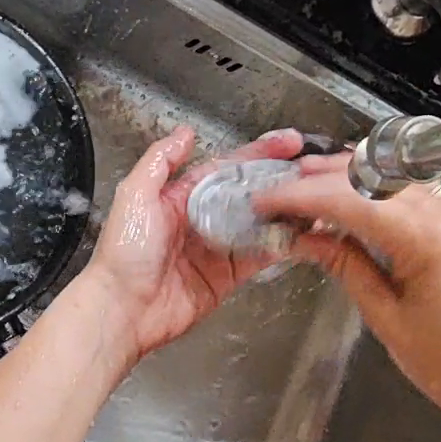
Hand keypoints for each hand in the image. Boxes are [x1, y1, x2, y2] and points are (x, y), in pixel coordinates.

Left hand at [76, 125, 305, 364]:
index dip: (256, 154)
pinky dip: (280, 245)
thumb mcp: (135, 195)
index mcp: (179, 197)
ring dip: (285, 211)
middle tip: (312, 167)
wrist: (123, 309)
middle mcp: (200, 219)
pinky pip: (258, 257)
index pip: (225, 168)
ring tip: (316, 197)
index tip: (286, 141)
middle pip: (247, 194)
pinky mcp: (226, 277)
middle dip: (278, 179)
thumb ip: (160, 162)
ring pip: (257, 224)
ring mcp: (216, 249)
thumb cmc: (124, 251)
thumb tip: (185, 132)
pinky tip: (303, 232)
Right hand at [251, 155, 440, 441]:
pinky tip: (356, 201)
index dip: (301, 196)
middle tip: (280, 188)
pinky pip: (420, 193)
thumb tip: (303, 237)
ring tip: (308, 185)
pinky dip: (382, 190)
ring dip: (350, 178)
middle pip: (373, 178)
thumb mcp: (384, 317)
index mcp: (428, 241)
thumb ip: (345, 266)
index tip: (266, 201)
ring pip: (397, 178)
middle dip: (320, 179)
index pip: (349, 199)